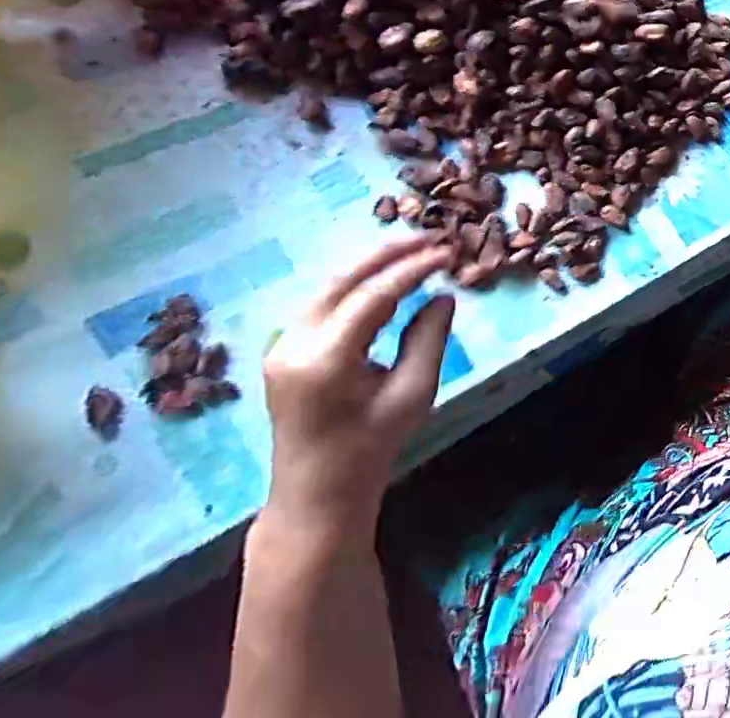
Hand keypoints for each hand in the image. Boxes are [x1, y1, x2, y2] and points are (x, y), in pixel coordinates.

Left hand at [260, 235, 455, 534]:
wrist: (317, 492)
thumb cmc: (371, 448)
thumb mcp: (413, 393)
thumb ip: (429, 338)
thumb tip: (442, 295)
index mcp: (324, 360)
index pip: (374, 296)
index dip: (413, 269)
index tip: (447, 253)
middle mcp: (293, 344)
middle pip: (344, 281)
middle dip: (389, 254)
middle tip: (431, 238)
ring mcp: (281, 345)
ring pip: (331, 287)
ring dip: (373, 266)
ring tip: (415, 251)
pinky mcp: (284, 349)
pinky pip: (324, 304)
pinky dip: (358, 286)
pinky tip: (386, 278)